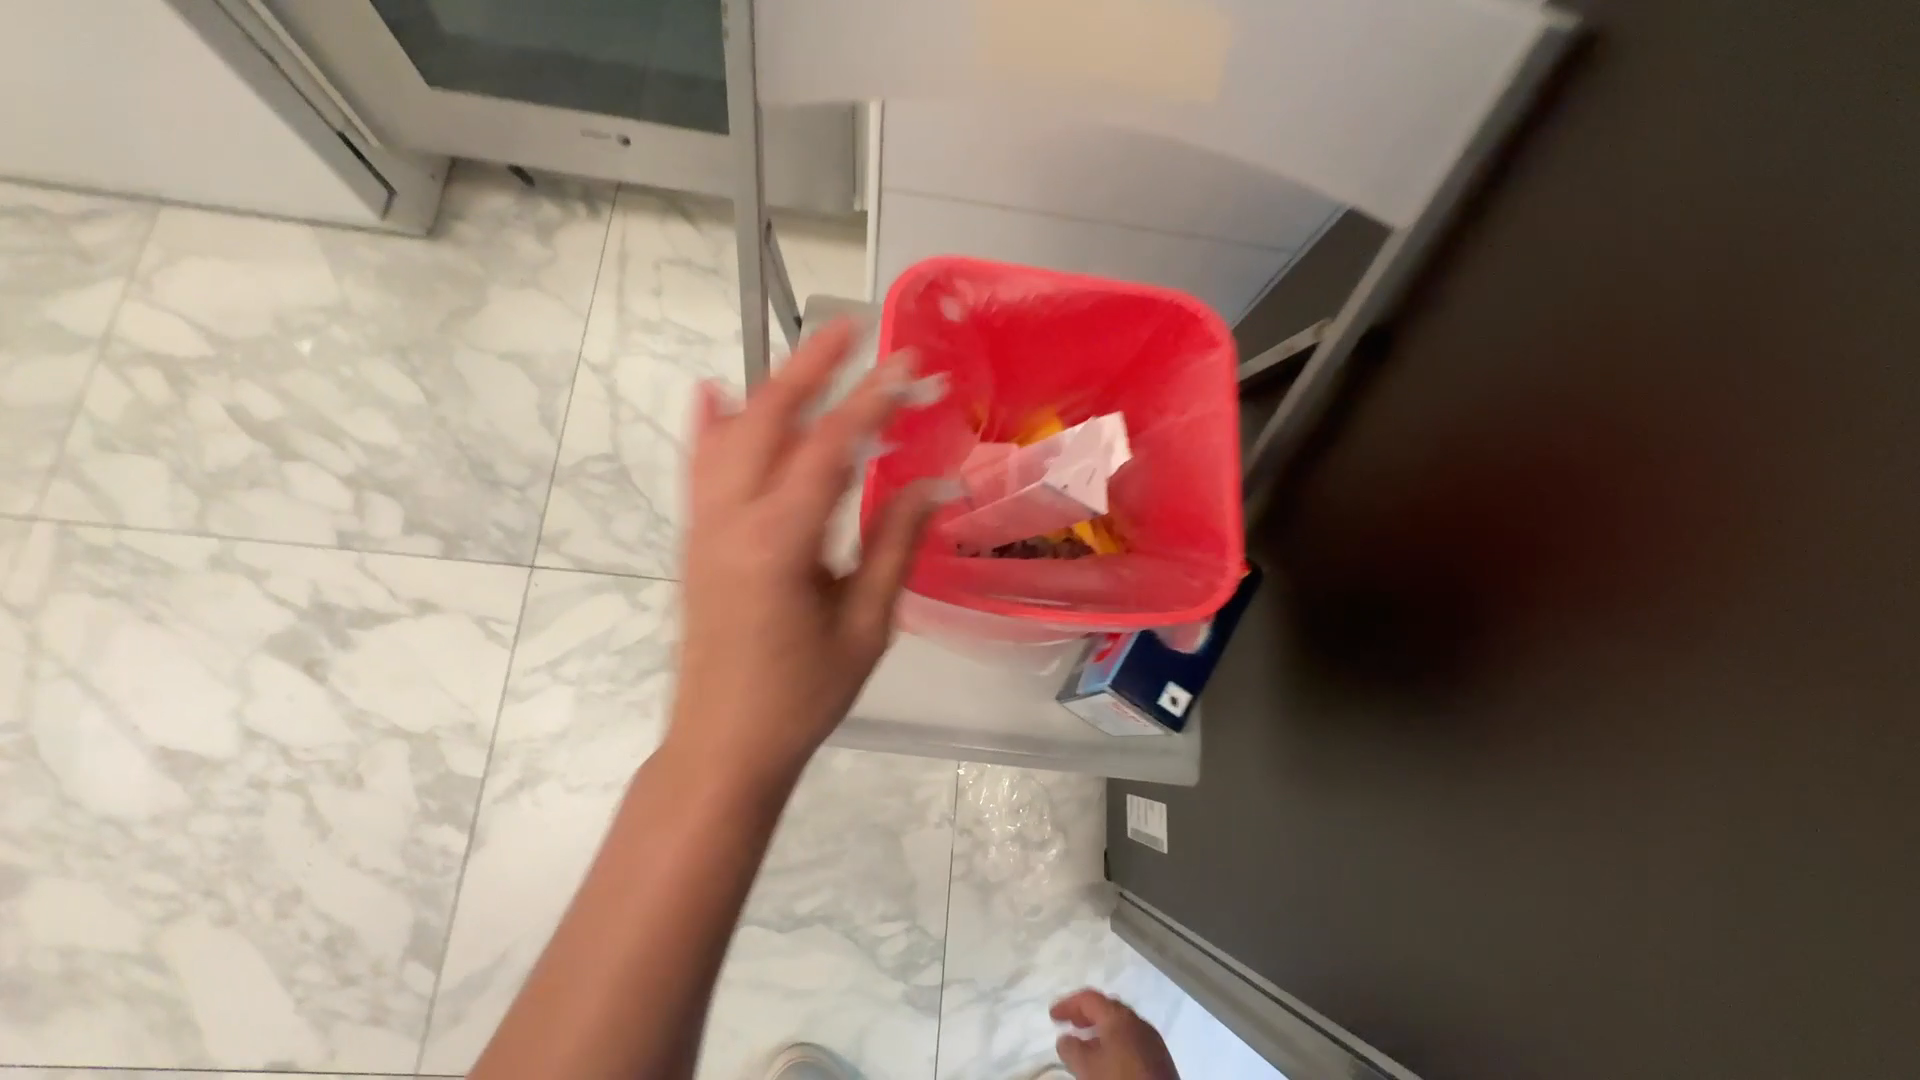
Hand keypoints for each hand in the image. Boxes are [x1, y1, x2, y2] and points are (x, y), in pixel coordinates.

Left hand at [668, 318, 932, 784]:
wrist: (724, 745)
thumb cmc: (803, 695)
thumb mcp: (867, 625)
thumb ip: (895, 544)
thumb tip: (935, 482)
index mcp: (779, 541)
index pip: (831, 447)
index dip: (874, 400)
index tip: (911, 365)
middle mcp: (731, 518)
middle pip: (768, 418)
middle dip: (812, 367)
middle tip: (853, 329)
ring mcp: (703, 527)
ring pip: (730, 435)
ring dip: (771, 388)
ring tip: (809, 357)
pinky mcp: (694, 541)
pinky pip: (699, 468)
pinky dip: (709, 425)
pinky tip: (713, 393)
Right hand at [1052, 990, 1180, 1079]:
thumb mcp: (1086, 1067)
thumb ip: (1071, 1049)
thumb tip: (1065, 1039)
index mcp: (1119, 1016)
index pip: (1089, 998)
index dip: (1068, 1004)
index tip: (1052, 1017)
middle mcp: (1137, 1021)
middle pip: (1107, 1008)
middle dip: (1086, 1014)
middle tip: (1070, 1024)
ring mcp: (1151, 1039)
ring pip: (1121, 1025)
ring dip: (1101, 1031)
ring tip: (1086, 1045)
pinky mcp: (1159, 1058)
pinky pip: (1131, 1040)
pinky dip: (1115, 1042)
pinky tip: (1109, 1060)